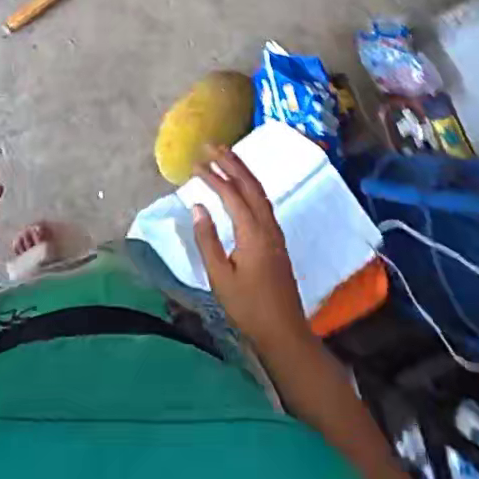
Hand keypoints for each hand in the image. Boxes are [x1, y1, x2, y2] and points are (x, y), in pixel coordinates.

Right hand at [191, 149, 312, 354]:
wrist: (284, 332)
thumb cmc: (248, 308)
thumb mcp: (219, 277)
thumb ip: (207, 239)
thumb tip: (197, 206)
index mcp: (253, 233)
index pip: (231, 194)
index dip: (213, 177)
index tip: (195, 164)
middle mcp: (267, 226)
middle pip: (250, 185)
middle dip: (231, 163)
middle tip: (211, 146)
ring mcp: (275, 232)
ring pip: (259, 192)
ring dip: (243, 171)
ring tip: (225, 156)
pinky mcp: (277, 240)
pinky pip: (263, 202)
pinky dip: (249, 186)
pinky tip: (241, 187)